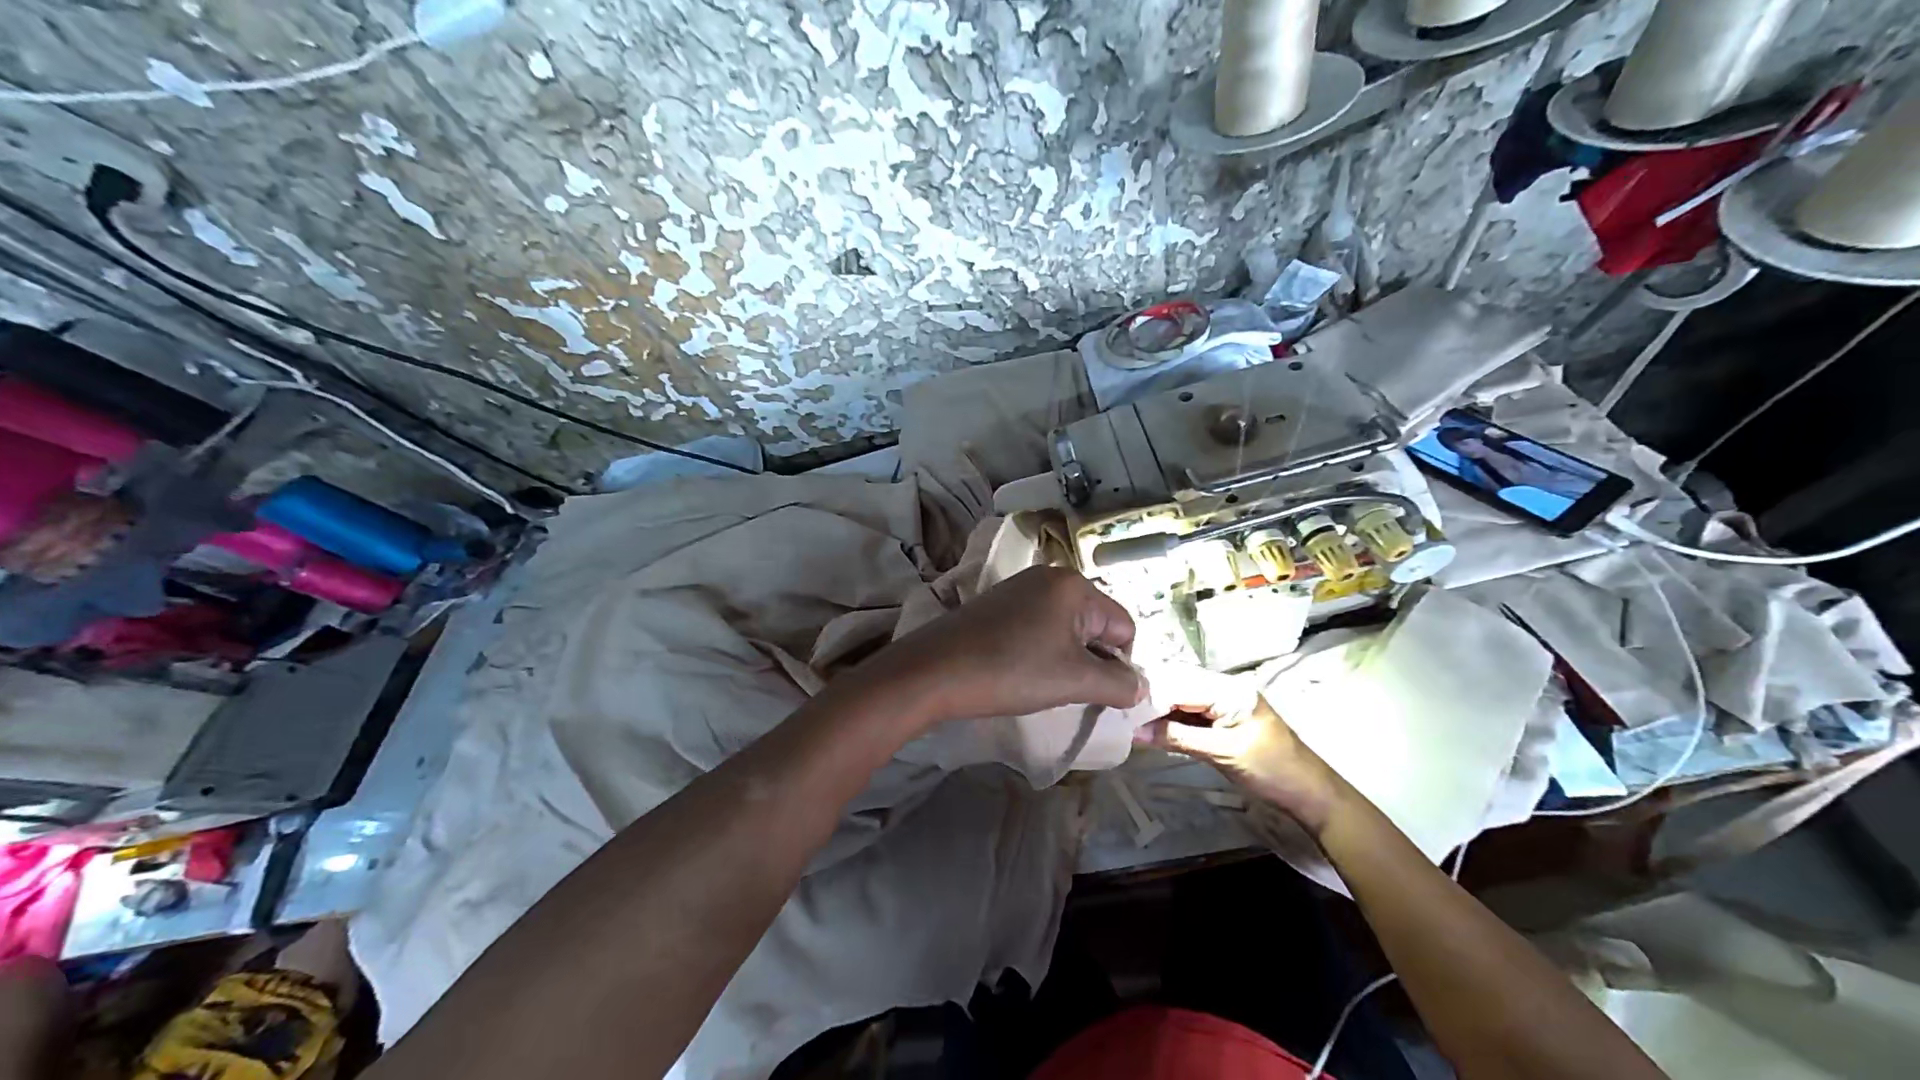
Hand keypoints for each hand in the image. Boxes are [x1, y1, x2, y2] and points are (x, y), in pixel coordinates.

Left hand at [864, 566, 1144, 724]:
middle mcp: (1050, 577)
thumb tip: (1140, 687)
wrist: (933, 671)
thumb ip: (1118, 684)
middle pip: (1095, 626)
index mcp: (1074, 586)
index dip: (1118, 665)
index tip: (1095, 691)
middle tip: (1068, 689)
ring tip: (1041, 683)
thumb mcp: (1074, 680)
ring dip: (1065, 660)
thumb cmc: (1012, 670)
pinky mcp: (997, 605)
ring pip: (1065, 630)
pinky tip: (1020, 672)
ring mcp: (1019, 588)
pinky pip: (1038, 628)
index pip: (1124, 628)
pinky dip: (1039, 652)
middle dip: (1091, 661)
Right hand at [1136, 671, 1349, 834]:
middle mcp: (1223, 691)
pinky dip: (1169, 723)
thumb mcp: (1223, 753)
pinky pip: (1188, 716)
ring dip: (1156, 711)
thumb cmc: (1272, 770)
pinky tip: (1147, 729)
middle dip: (1149, 699)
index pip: (1180, 682)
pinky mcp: (1220, 723)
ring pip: (1180, 701)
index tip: (1119, 702)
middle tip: (1117, 710)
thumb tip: (1134, 731)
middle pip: (1178, 687)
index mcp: (1229, 689)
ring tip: (1125, 719)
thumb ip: (1177, 739)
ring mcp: (1222, 706)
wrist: (1310, 795)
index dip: (1149, 692)